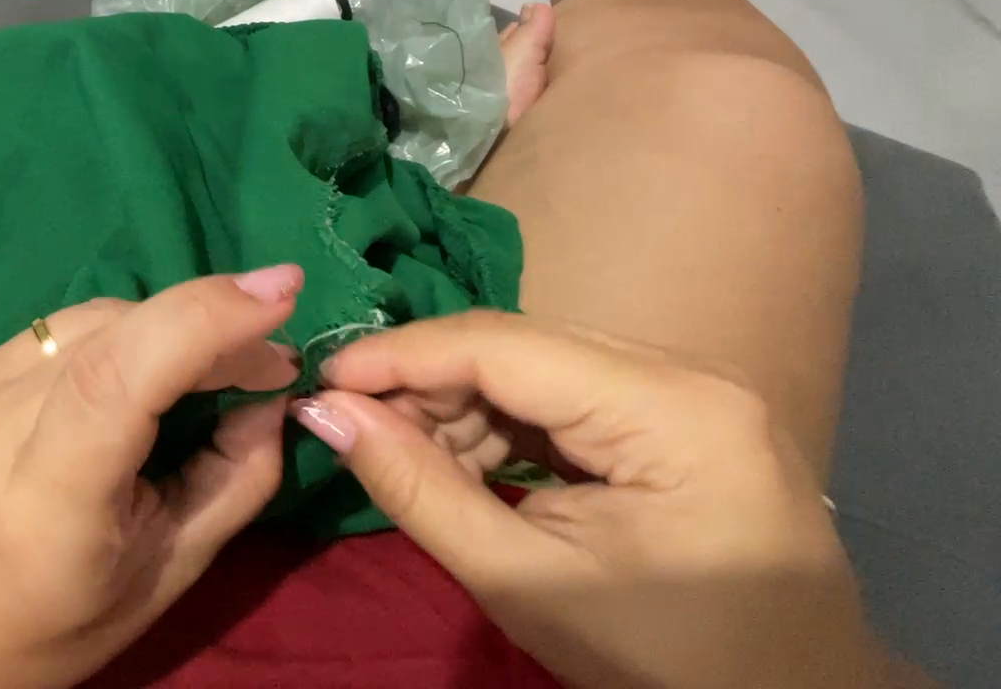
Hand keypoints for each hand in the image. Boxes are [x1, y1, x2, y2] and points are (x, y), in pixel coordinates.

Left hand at [0, 268, 303, 688]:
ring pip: (91, 317)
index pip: (116, 376)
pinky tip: (148, 364)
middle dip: (207, 323)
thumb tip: (274, 392)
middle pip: (110, 332)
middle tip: (270, 354)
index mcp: (44, 497)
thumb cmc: (57, 622)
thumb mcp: (168, 571)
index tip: (281, 290)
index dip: (201, 320)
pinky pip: (63, 328)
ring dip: (167, 323)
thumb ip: (235, 480)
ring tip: (216, 362)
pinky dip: (124, 332)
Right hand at [295, 311, 901, 688]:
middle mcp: (682, 371)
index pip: (498, 346)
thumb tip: (320, 410)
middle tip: (358, 429)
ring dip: (453, 405)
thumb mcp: (523, 582)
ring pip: (523, 362)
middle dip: (423, 384)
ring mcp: (681, 385)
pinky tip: (464, 463)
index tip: (322, 381)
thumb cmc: (667, 665)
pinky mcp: (670, 408)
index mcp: (669, 409)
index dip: (398, 356)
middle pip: (510, 346)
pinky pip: (552, 390)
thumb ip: (414, 486)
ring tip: (411, 459)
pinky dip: (494, 423)